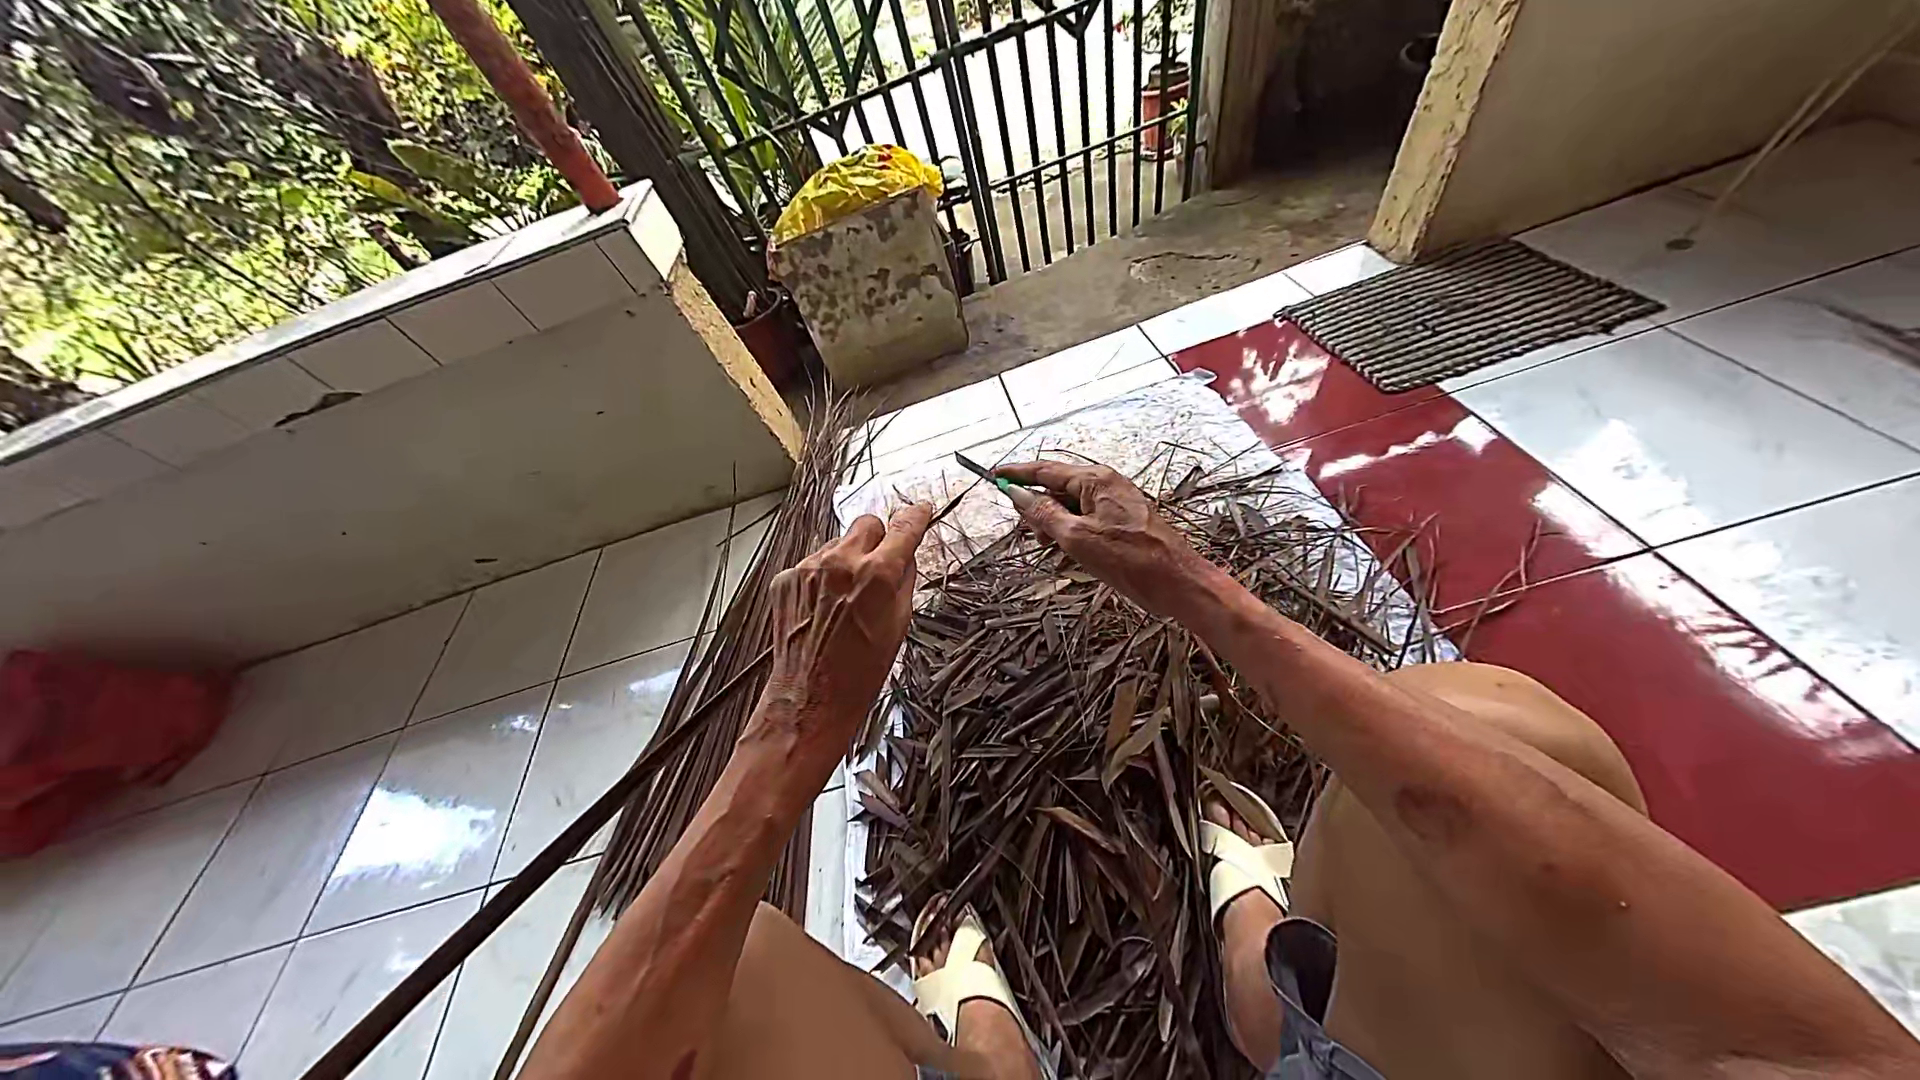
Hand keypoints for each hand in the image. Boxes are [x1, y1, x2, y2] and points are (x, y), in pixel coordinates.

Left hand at [751, 502, 932, 780]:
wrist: (811, 697)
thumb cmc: (860, 671)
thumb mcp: (899, 624)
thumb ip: (904, 581)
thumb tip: (906, 556)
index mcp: (878, 575)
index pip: (904, 527)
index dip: (916, 516)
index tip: (920, 510)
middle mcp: (841, 564)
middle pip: (867, 523)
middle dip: (878, 539)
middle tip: (879, 563)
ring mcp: (809, 569)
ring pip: (838, 543)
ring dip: (847, 559)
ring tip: (847, 598)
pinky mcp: (786, 579)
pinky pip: (812, 563)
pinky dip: (821, 577)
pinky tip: (825, 606)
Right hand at [994, 461, 1212, 619]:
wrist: (1178, 583)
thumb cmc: (1131, 560)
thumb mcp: (1077, 538)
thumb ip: (1044, 514)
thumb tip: (1018, 495)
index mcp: (1095, 480)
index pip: (1046, 470)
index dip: (1017, 474)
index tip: (994, 475)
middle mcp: (1106, 485)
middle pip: (1058, 488)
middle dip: (1039, 508)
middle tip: (1032, 534)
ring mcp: (1116, 503)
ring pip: (1071, 507)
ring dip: (1055, 525)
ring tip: (1054, 548)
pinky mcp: (1123, 521)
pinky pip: (1086, 520)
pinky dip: (1072, 533)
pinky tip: (1071, 554)